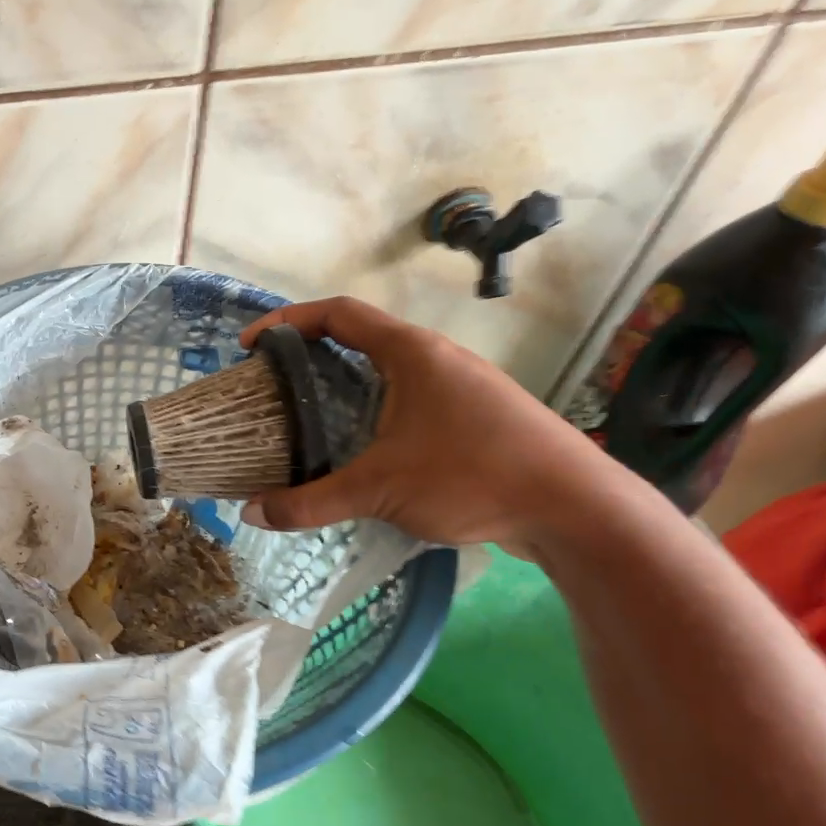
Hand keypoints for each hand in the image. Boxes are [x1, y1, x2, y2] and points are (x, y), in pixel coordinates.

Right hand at [239, 297, 623, 553]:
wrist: (576, 508)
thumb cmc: (473, 477)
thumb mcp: (379, 491)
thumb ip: (310, 502)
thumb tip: (251, 511)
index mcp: (411, 354)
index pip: (338, 314)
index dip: (287, 322)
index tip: (249, 346)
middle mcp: (435, 359)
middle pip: (359, 339)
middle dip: (308, 357)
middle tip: (270, 387)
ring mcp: (460, 387)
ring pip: (385, 373)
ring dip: (341, 387)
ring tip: (304, 418)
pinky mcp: (473, 417)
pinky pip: (406, 400)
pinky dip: (370, 412)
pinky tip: (357, 450)